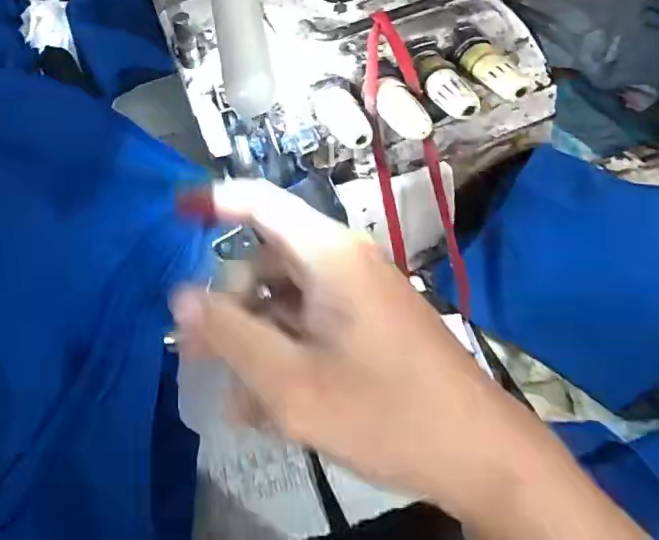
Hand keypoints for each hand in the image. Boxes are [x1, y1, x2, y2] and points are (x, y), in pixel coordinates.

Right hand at [170, 181, 492, 498]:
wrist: (485, 458)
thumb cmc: (386, 412)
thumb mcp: (292, 384)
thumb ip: (229, 335)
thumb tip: (180, 295)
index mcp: (325, 252)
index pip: (257, 200)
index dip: (211, 200)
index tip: (173, 213)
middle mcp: (340, 258)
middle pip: (263, 257)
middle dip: (226, 302)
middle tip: (195, 352)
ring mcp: (358, 288)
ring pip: (283, 295)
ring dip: (253, 335)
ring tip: (235, 395)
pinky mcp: (368, 318)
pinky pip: (309, 317)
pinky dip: (283, 347)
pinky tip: (269, 402)